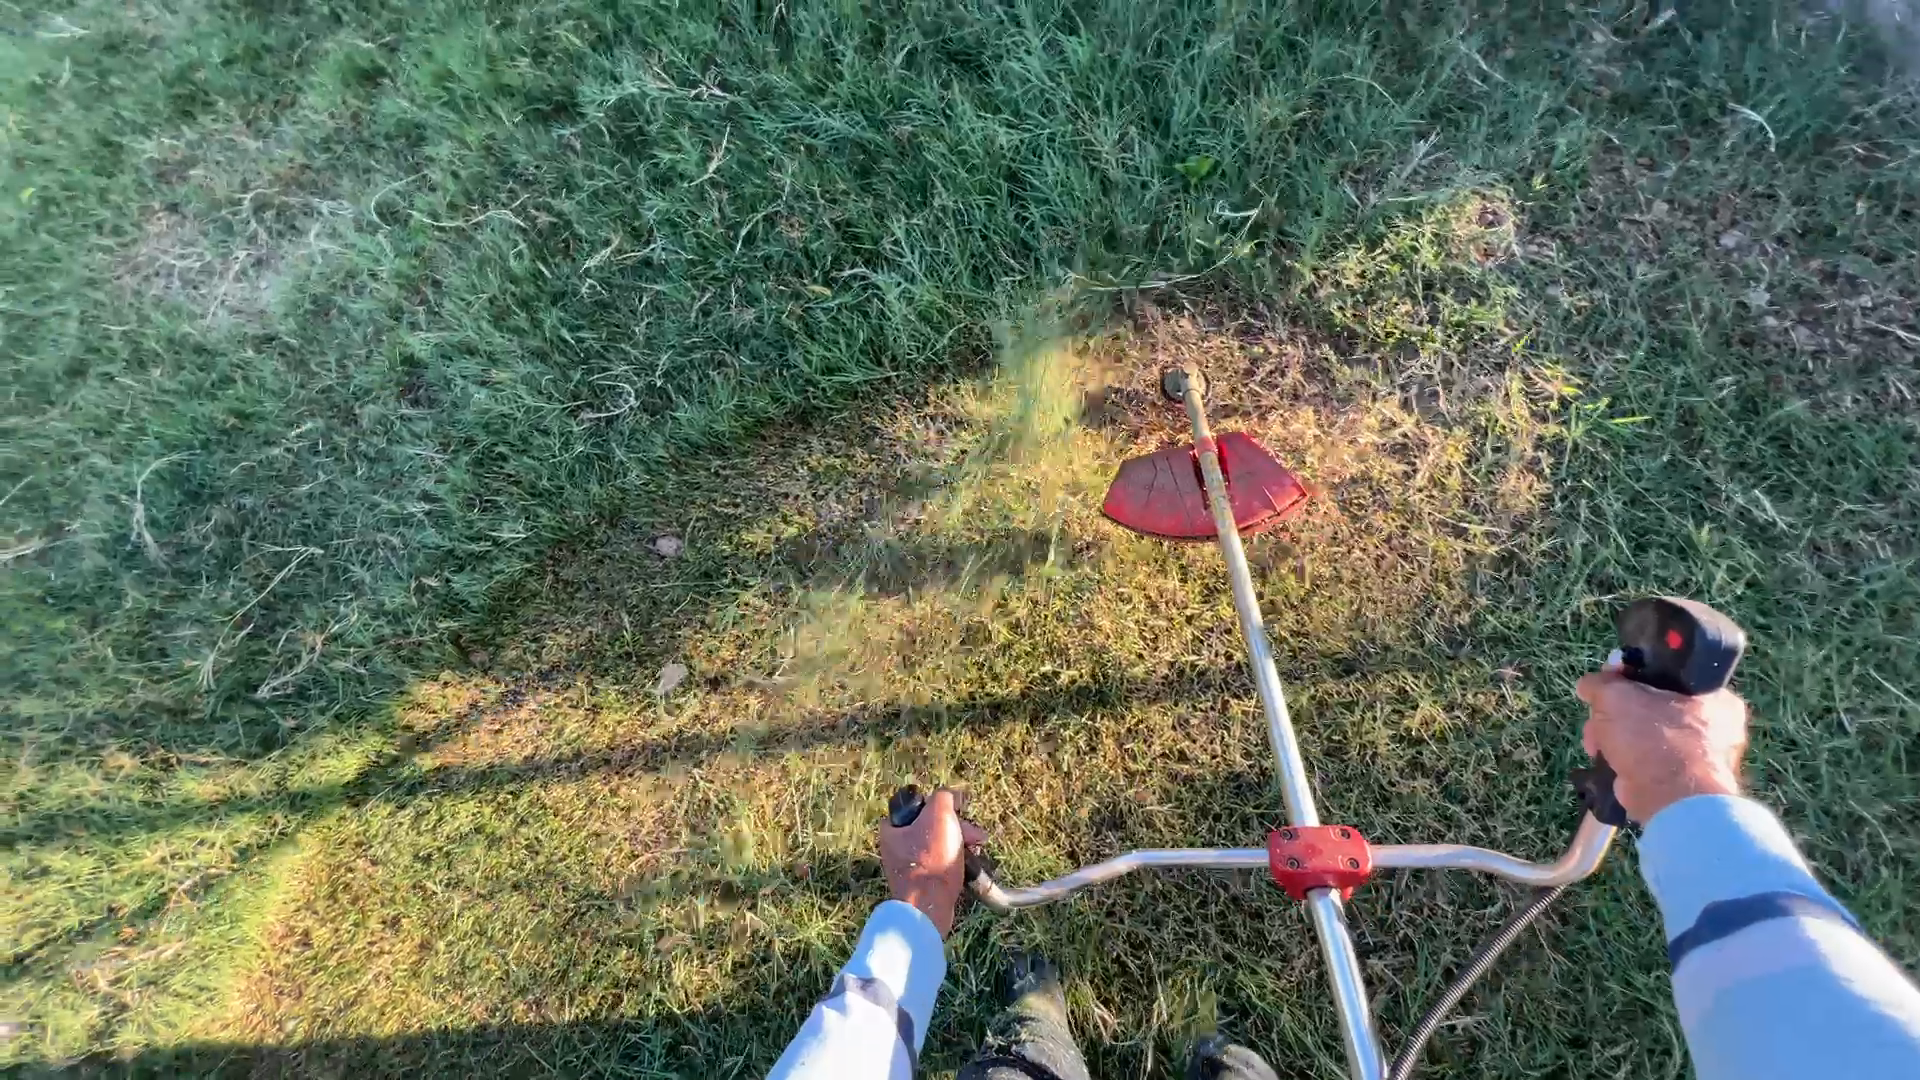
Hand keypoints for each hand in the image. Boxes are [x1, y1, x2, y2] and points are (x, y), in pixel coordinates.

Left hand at [879, 788, 985, 936]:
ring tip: (977, 848)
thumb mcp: (940, 814)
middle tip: (975, 835)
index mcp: (893, 827)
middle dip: (958, 827)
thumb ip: (944, 796)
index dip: (940, 806)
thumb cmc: (932, 857)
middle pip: (932, 825)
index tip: (956, 813)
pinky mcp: (920, 883)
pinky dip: (954, 861)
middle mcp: (895, 846)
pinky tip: (969, 864)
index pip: (918, 805)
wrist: (928, 906)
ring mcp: (907, 866)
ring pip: (939, 844)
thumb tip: (952, 796)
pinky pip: (940, 864)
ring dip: (960, 843)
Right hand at [1576, 667, 1748, 822]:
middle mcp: (1716, 726)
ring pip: (1640, 731)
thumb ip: (1600, 681)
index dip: (1629, 679)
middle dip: (1612, 714)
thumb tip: (1590, 685)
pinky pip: (1644, 754)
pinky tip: (1610, 758)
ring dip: (1610, 735)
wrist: (1668, 796)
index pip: (1663, 677)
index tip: (1608, 686)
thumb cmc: (1651, 737)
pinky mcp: (1683, 776)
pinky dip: (1623, 755)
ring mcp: (1701, 754)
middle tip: (1599, 719)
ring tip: (1599, 744)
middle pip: (1645, 706)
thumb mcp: (1615, 694)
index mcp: (1715, 698)